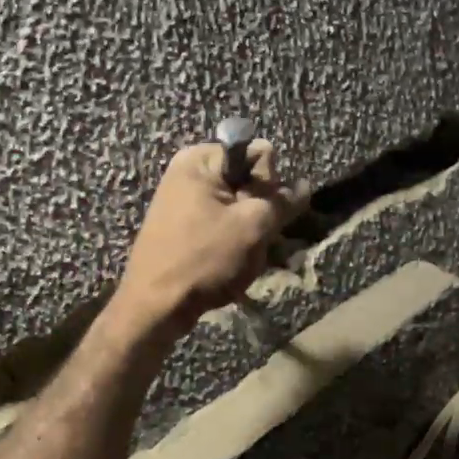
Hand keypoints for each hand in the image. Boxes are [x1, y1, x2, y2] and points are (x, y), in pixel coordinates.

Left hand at [117, 139, 305, 331]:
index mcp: (200, 160)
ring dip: (253, 233)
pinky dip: (236, 243)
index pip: (258, 154)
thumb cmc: (204, 258)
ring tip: (246, 259)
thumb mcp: (252, 225)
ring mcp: (185, 201)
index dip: (269, 183)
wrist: (155, 305)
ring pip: (240, 208)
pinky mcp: (185, 227)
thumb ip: (282, 201)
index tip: (259, 212)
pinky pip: (224, 226)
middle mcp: (190, 173)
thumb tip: (304, 186)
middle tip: (259, 241)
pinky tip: (235, 266)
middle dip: (262, 212)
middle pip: (249, 182)